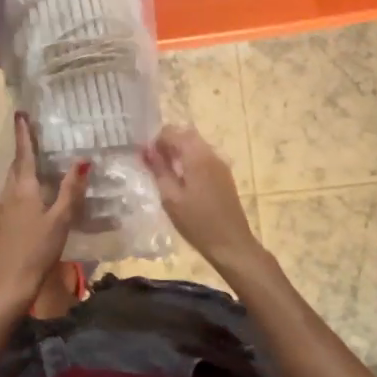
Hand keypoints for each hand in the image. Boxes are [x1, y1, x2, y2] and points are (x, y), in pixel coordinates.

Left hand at [0, 113, 87, 309]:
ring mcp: (2, 207)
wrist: (10, 281)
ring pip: (13, 179)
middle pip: (16, 165)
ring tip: (38, 160)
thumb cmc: (38, 249)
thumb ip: (70, 190)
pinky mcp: (2, 221)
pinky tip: (34, 192)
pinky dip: (23, 183)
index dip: (24, 133)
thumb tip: (82, 161)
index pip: (24, 153)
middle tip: (35, 135)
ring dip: (23, 167)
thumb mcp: (60, 220)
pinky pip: (13, 192)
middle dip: (24, 149)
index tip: (20, 114)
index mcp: (23, 188)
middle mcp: (9, 193)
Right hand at [145, 126, 260, 267]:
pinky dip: (189, 159)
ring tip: (164, 171)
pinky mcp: (224, 175)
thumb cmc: (197, 222)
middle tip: (153, 162)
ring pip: (196, 145)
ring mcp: (220, 164)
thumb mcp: (170, 198)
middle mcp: (211, 154)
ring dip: (179, 150)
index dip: (156, 140)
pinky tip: (181, 180)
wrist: (231, 244)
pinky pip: (203, 156)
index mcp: (197, 156)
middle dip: (168, 142)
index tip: (145, 156)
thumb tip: (146, 150)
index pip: (173, 132)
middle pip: (186, 135)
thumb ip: (158, 170)